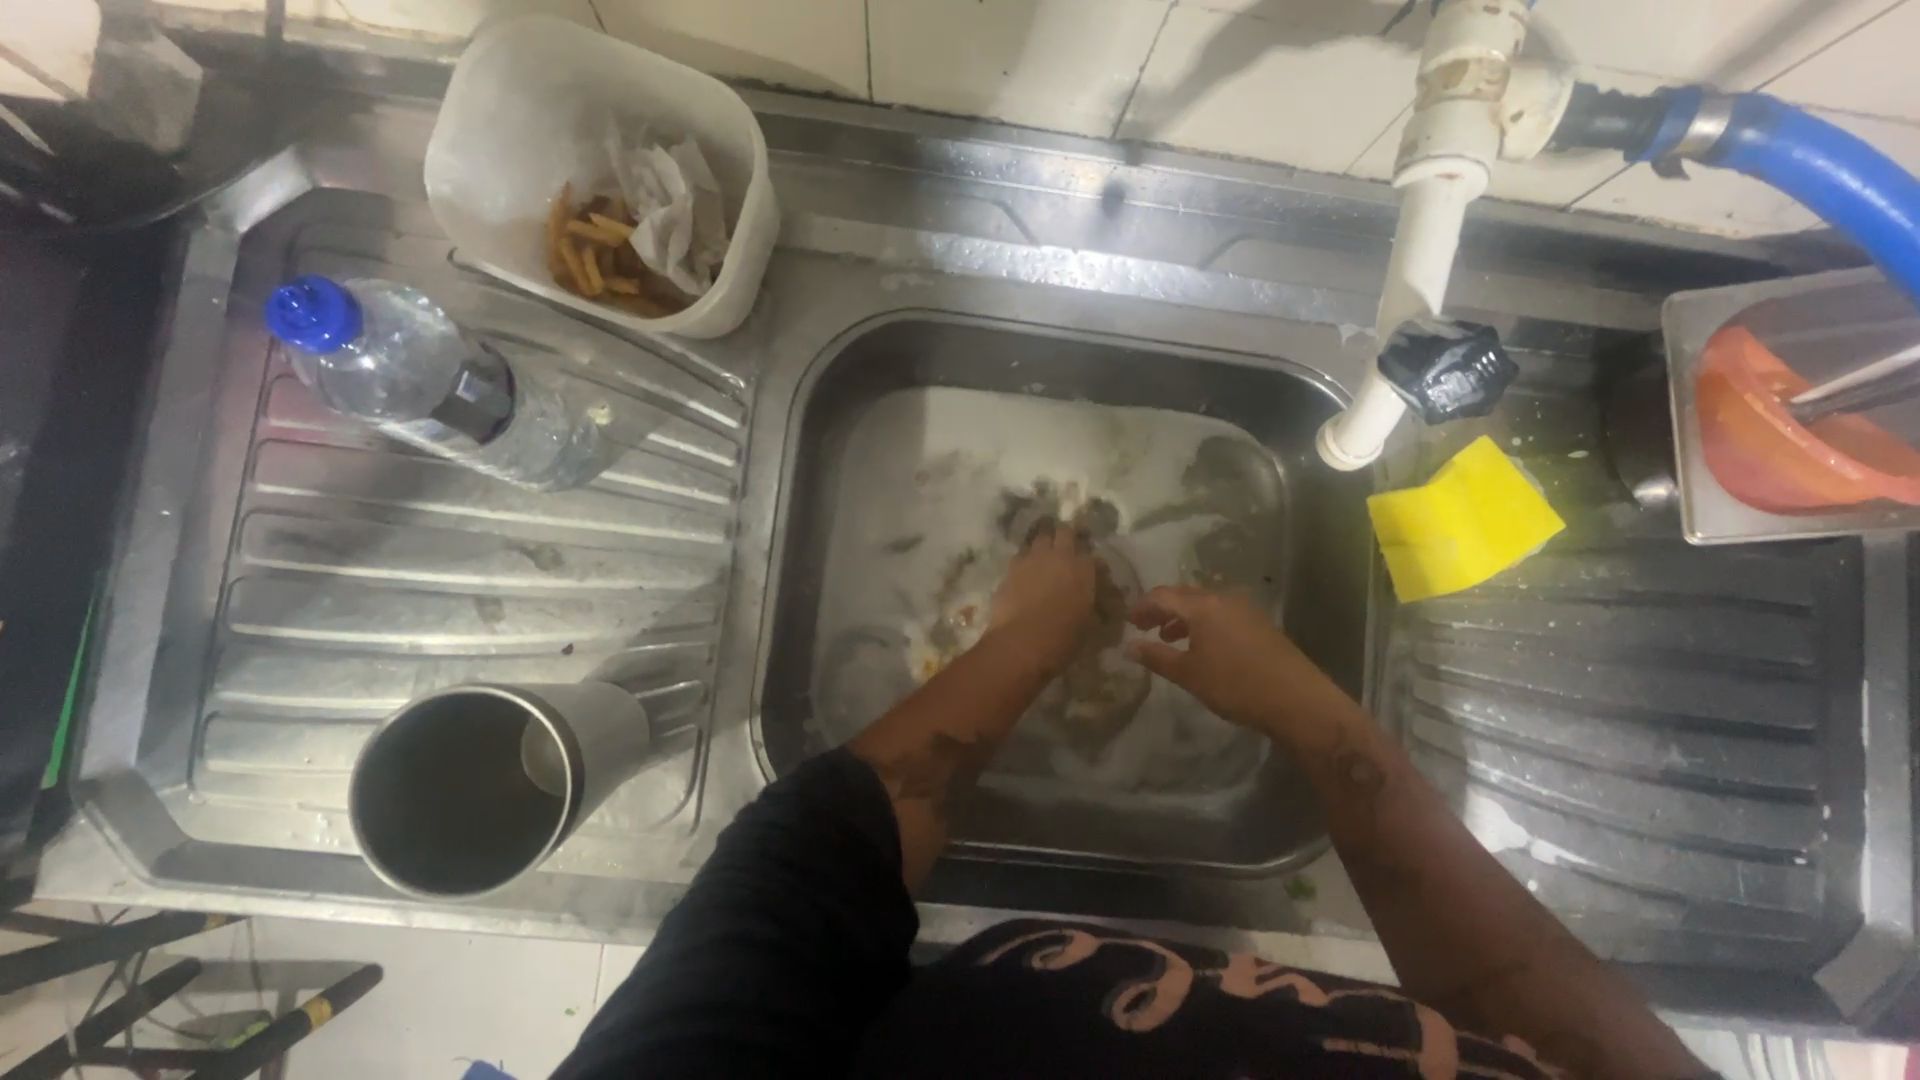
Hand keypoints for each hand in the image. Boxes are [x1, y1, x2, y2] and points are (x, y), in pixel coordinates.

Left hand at [986, 520, 1097, 672]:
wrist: (1021, 642)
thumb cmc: (1062, 638)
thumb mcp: (1088, 625)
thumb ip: (1093, 607)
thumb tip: (1094, 605)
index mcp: (1083, 569)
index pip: (1094, 558)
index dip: (1093, 565)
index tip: (1092, 573)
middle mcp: (1059, 556)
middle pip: (1065, 531)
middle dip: (1067, 536)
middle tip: (1067, 546)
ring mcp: (1032, 559)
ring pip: (1039, 538)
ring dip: (1044, 544)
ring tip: (1044, 557)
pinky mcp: (1011, 568)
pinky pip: (1020, 556)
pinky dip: (1025, 561)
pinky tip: (1024, 573)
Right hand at [1126, 586, 1348, 737]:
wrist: (1297, 700)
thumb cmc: (1235, 685)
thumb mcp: (1188, 674)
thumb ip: (1156, 657)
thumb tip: (1128, 646)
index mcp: (1202, 605)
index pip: (1162, 595)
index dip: (1142, 606)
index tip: (1127, 622)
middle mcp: (1223, 599)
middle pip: (1184, 595)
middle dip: (1162, 609)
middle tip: (1143, 627)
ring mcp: (1245, 610)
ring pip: (1205, 604)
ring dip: (1183, 617)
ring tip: (1168, 637)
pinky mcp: (1260, 624)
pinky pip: (1222, 614)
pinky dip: (1204, 623)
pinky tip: (1202, 646)